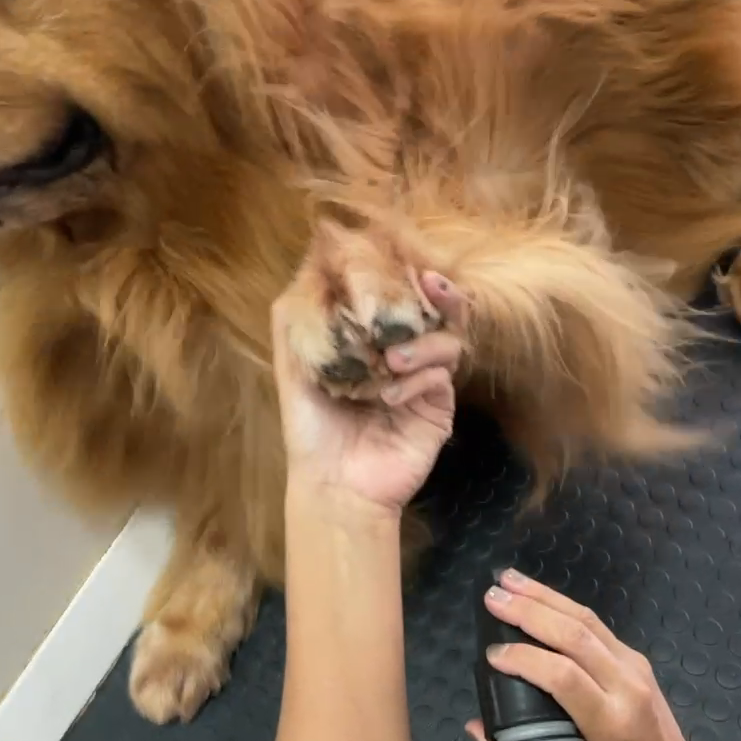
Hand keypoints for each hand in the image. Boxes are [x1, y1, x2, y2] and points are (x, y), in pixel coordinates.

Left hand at [273, 272, 467, 516]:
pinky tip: (391, 394)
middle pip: (436, 312)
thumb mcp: (293, 365)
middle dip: (439, 293)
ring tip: (392, 360)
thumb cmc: (311, 429)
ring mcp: (424, 383)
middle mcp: (402, 357)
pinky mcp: (438, 409)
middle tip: (430, 283)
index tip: (402, 257)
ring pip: (447, 341)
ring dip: (423, 343)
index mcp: (370, 343)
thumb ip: (298, 313)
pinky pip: (442, 378)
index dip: (404, 273)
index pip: (398, 296)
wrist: (334, 486)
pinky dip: (420, 378)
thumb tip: (313, 254)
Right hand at [466, 569, 722, 740]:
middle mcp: (626, 687)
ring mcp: (634, 666)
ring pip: (586, 620)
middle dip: (529, 612)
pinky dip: (560, 604)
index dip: (526, 659)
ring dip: (543, 596)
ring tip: (506, 580)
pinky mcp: (634, 655)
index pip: (565, 678)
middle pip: (575, 637)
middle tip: (491, 598)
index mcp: (610, 723)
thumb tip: (473, 726)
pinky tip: (535, 594)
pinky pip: (594, 623)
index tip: (492, 654)